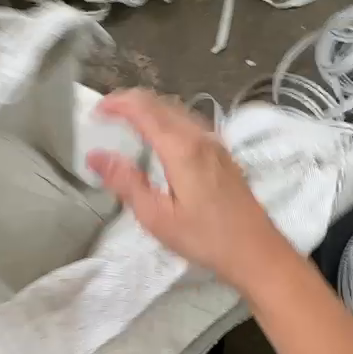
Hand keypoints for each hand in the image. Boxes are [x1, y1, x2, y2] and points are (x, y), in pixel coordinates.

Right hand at [85, 90, 296, 291]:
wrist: (256, 251)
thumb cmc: (205, 238)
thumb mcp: (157, 217)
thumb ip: (126, 182)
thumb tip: (96, 156)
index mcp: (182, 148)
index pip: (143, 109)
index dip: (116, 104)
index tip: (95, 111)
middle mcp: (200, 137)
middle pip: (161, 103)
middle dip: (131, 102)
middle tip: (106, 114)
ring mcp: (215, 143)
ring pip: (177, 111)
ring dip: (150, 109)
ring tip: (127, 123)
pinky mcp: (223, 155)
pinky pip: (190, 123)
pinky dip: (167, 121)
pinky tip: (160, 139)